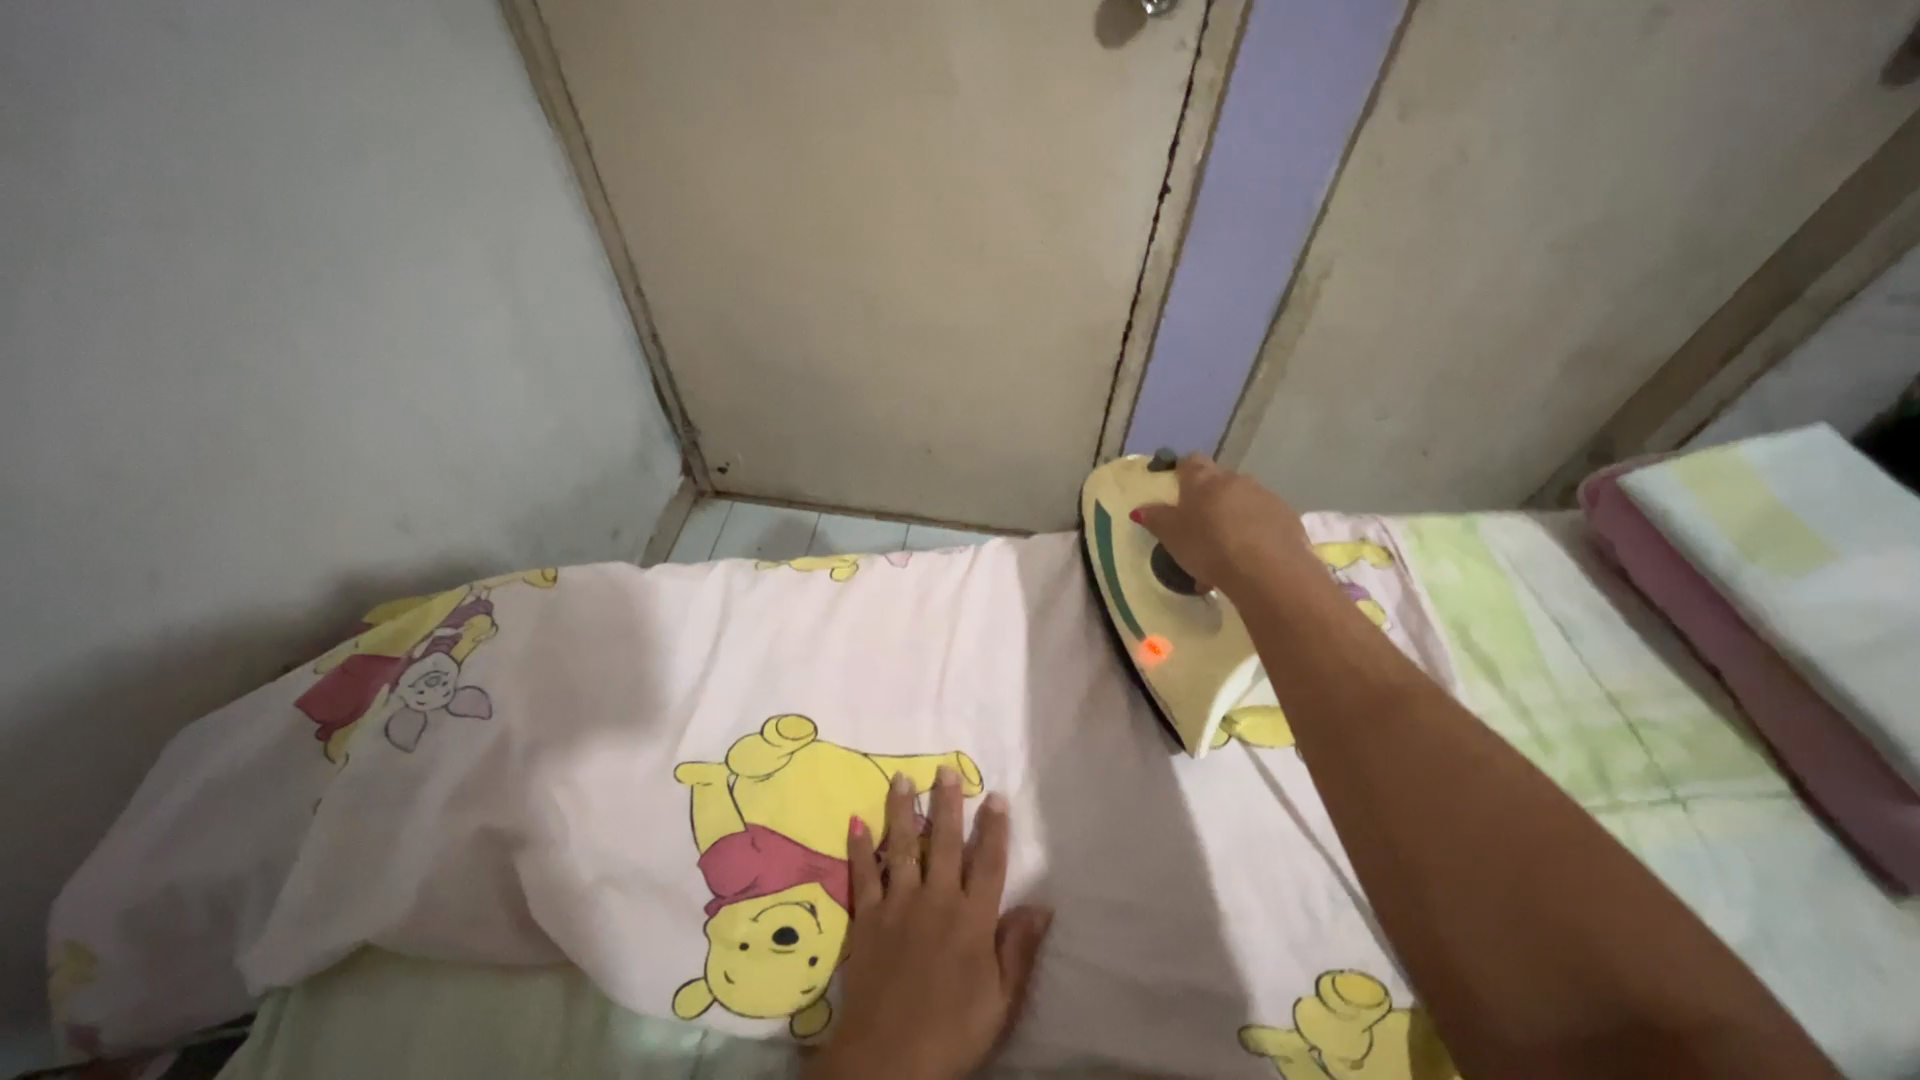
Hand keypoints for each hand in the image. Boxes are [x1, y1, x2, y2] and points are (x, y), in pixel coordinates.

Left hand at [805, 768, 1051, 1079]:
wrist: (888, 1059)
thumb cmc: (953, 1031)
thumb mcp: (1001, 999)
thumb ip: (1018, 949)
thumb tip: (1042, 905)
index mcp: (973, 919)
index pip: (988, 863)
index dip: (994, 828)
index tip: (995, 795)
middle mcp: (936, 901)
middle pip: (945, 843)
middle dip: (947, 803)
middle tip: (945, 768)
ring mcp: (898, 907)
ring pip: (902, 848)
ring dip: (902, 811)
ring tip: (901, 778)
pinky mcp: (867, 920)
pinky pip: (863, 876)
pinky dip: (859, 848)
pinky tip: (855, 822)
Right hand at [1133, 455, 1326, 601]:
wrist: (1267, 569)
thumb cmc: (1209, 547)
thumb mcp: (1172, 537)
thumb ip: (1156, 519)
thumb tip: (1141, 508)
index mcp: (1203, 479)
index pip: (1189, 462)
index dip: (1181, 473)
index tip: (1176, 490)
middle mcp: (1235, 479)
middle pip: (1218, 482)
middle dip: (1208, 501)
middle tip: (1198, 530)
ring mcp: (1264, 495)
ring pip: (1241, 503)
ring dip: (1231, 519)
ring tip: (1223, 554)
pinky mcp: (1287, 516)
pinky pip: (1262, 520)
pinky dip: (1252, 534)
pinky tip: (1246, 560)